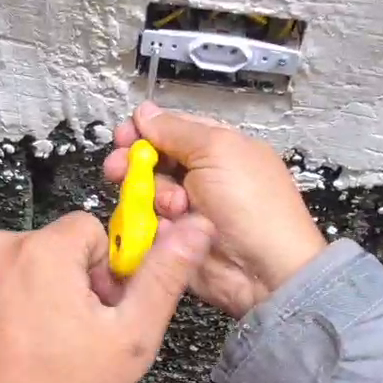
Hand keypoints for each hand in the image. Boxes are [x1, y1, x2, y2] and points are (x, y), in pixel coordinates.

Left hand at [0, 210, 214, 382]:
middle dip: (67, 278)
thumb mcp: (130, 338)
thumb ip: (164, 276)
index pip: (90, 230)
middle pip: (52, 245)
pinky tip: (6, 340)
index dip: (103, 270)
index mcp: (42, 250)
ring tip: (36, 340)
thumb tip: (195, 228)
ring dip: (31, 288)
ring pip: (18, 261)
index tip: (98, 310)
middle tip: (69, 333)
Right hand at [101, 102, 326, 319]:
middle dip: (134, 163)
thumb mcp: (217, 151)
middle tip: (118, 169)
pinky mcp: (176, 238)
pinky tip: (168, 228)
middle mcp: (201, 175)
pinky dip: (152, 225)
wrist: (264, 271)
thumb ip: (176, 130)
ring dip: (151, 196)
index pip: (171, 128)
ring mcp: (188, 208)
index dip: (145, 130)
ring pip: (146, 193)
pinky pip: (147, 224)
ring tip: (172, 207)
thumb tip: (145, 111)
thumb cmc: (253, 205)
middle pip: (152, 160)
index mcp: (218, 147)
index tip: (124, 135)